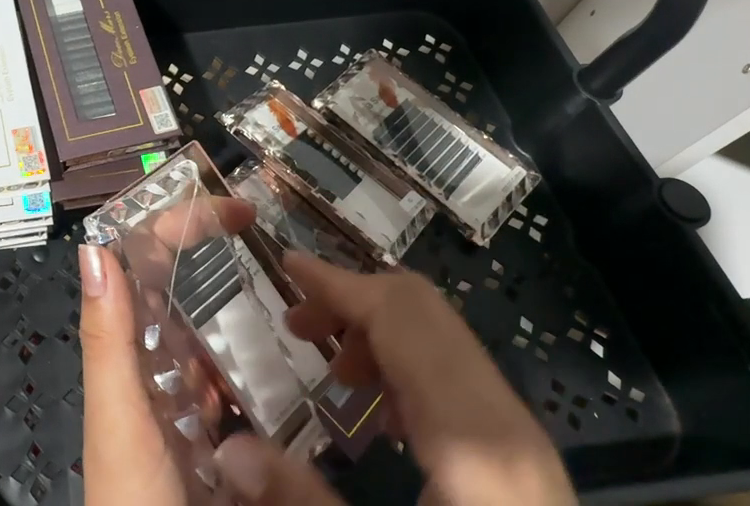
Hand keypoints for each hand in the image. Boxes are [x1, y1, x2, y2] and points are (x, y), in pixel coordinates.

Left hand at [79, 195, 260, 505]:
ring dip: (241, 315)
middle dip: (217, 262)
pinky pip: (237, 396)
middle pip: (183, 298)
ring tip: (294, 293)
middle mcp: (153, 370)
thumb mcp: (118, 421)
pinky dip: (257, 377)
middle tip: (275, 247)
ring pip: (213, 343)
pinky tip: (289, 369)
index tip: (238, 209)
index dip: (182, 228)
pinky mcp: (216, 447)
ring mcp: (186, 409)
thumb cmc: (133, 496)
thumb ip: (107, 340)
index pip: (146, 268)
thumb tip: (94, 246)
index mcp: (126, 352)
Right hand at [216, 253, 575, 505]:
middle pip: (425, 312)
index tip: (285, 266)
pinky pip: (457, 376)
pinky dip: (406, 367)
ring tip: (332, 373)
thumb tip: (229, 450)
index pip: (401, 316)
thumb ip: (304, 501)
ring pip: (443, 338)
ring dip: (378, 334)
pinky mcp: (520, 456)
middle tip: (297, 325)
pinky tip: (378, 414)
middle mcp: (503, 418)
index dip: (339, 284)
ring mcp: (519, 435)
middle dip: (353, 301)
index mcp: (472, 435)